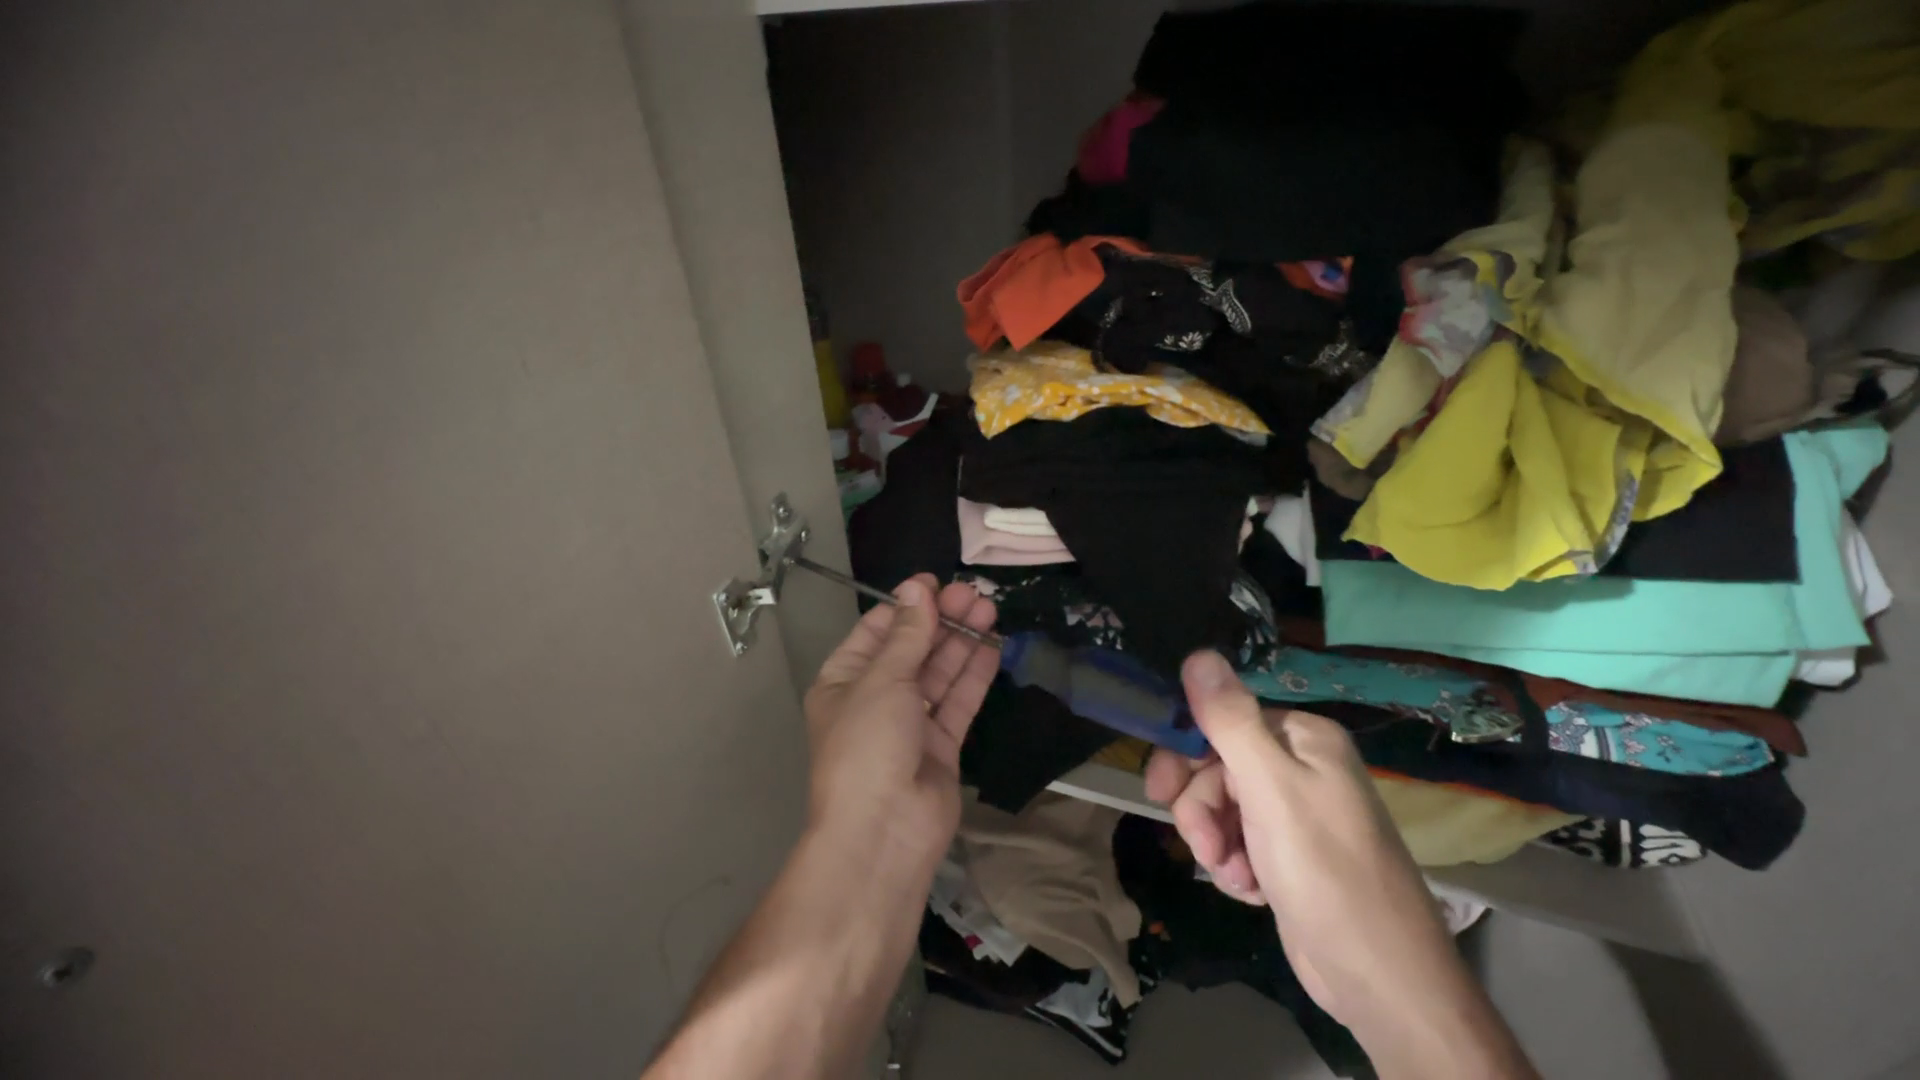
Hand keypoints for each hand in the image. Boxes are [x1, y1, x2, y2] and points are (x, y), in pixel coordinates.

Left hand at [802, 573, 998, 873]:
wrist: (884, 831)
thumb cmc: (867, 746)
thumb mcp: (882, 681)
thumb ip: (907, 636)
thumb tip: (917, 589)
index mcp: (844, 682)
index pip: (877, 633)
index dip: (906, 607)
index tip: (936, 583)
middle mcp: (875, 700)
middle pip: (912, 650)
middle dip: (941, 621)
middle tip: (974, 595)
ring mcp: (909, 725)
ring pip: (939, 674)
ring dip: (962, 643)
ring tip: (989, 610)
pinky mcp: (940, 747)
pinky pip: (958, 703)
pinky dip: (974, 676)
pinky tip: (993, 647)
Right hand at [1143, 652, 1482, 1041]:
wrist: (1380, 976)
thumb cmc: (1325, 871)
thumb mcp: (1271, 789)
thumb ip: (1229, 720)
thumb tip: (1197, 653)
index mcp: (1303, 738)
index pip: (1221, 721)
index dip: (1185, 755)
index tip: (1159, 789)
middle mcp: (1301, 766)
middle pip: (1216, 767)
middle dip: (1202, 808)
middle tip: (1205, 844)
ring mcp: (1296, 813)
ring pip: (1221, 808)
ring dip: (1216, 842)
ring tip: (1236, 874)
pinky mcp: (1289, 854)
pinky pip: (1238, 841)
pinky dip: (1234, 865)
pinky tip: (1250, 890)